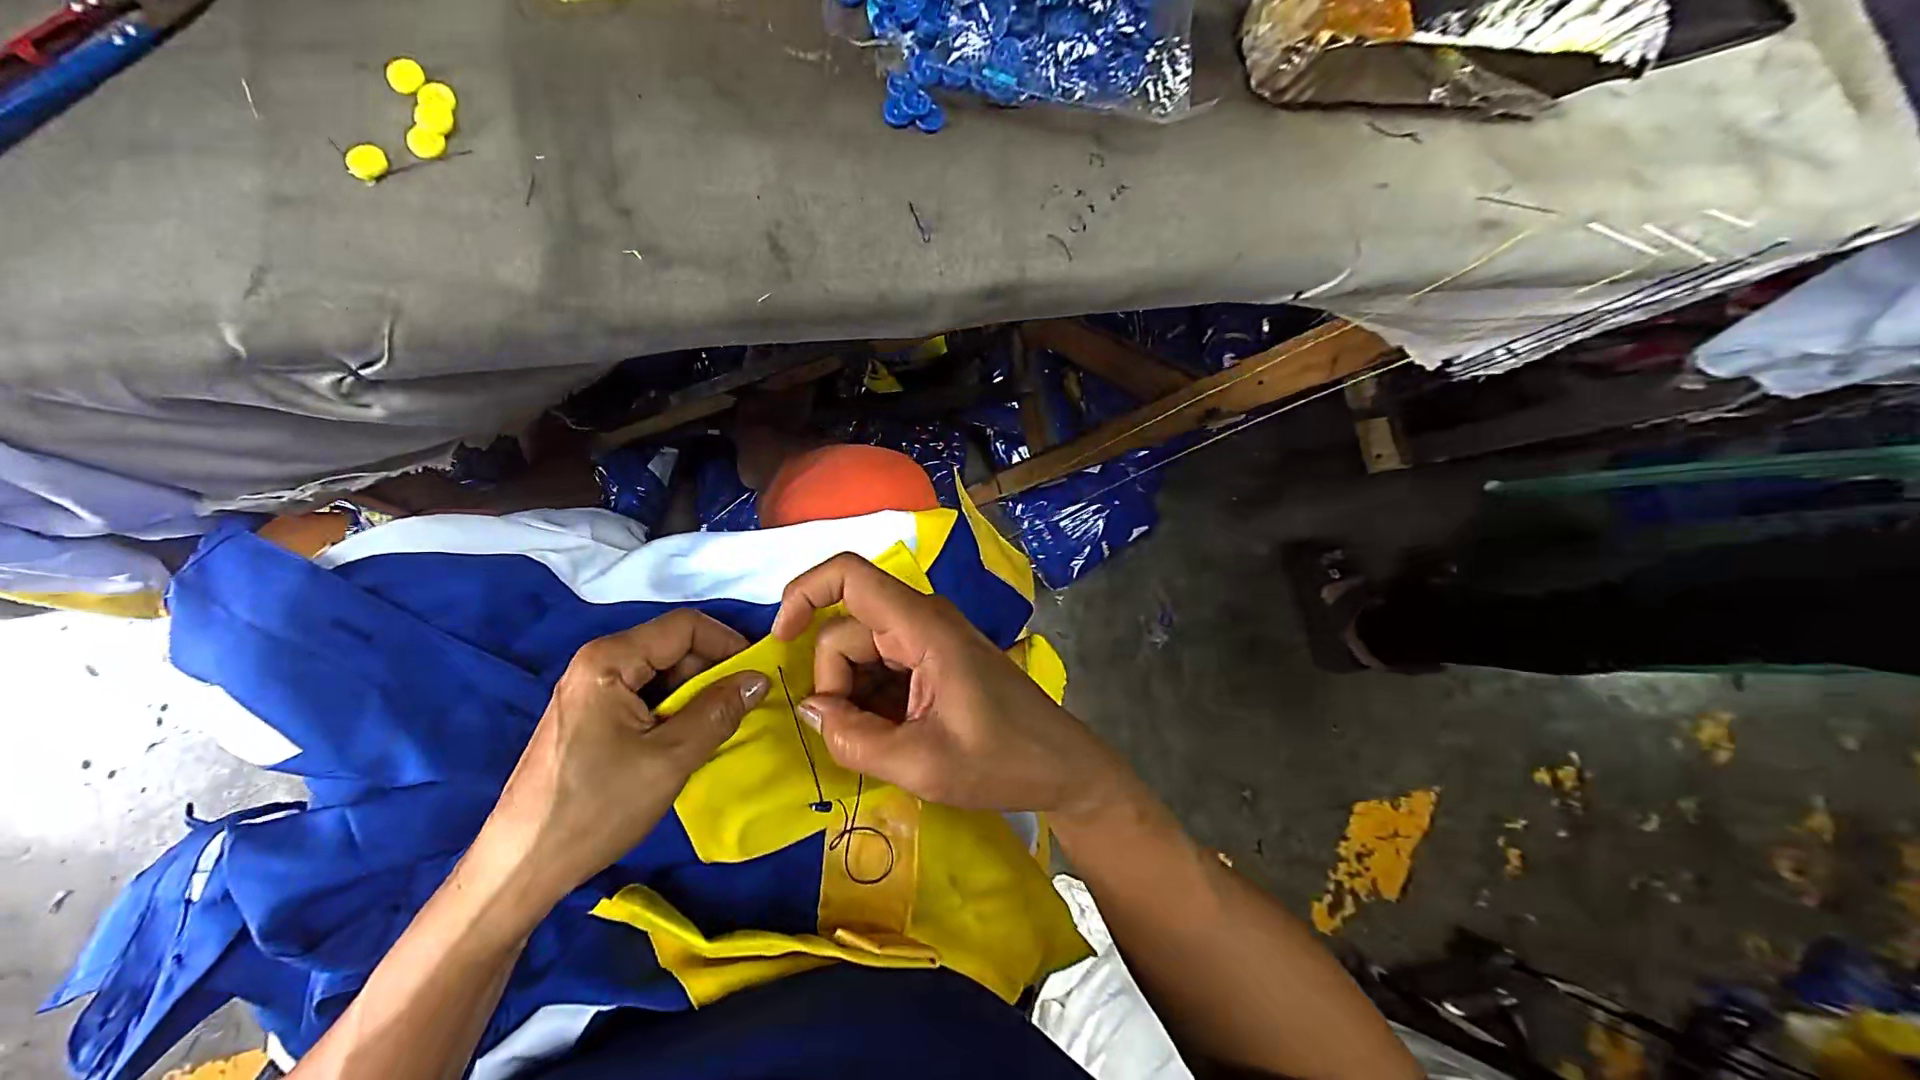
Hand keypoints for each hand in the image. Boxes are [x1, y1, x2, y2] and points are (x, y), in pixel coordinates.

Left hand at [472, 610, 770, 918]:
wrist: (522, 867)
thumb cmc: (596, 807)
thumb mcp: (670, 758)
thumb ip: (719, 711)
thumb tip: (759, 679)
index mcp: (609, 660)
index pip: (685, 626)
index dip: (728, 644)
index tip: (757, 676)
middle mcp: (597, 663)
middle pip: (673, 647)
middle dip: (712, 673)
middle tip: (742, 710)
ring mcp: (591, 691)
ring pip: (662, 675)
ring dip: (696, 696)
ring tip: (718, 730)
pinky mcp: (590, 717)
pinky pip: (645, 697)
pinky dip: (674, 712)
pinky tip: (686, 742)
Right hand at [771, 553, 1136, 816]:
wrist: (1063, 769)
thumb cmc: (1003, 762)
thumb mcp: (921, 764)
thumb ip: (854, 739)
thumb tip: (810, 710)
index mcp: (923, 627)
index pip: (849, 575)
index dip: (803, 594)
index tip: (780, 641)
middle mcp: (923, 621)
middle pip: (846, 631)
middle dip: (834, 685)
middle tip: (856, 740)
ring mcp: (929, 640)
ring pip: (861, 655)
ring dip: (854, 699)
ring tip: (885, 746)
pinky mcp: (934, 662)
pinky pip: (882, 670)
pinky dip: (872, 702)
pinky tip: (895, 739)